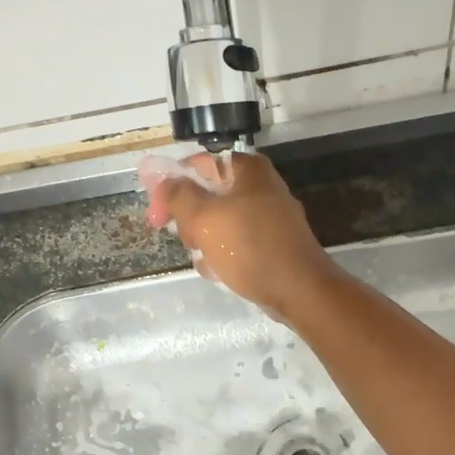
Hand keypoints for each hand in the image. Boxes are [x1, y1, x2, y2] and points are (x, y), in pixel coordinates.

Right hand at [143, 152, 346, 317]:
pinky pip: (235, 245)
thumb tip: (162, 180)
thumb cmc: (250, 248)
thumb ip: (178, 195)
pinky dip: (223, 256)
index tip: (155, 212)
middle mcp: (259, 187)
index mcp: (246, 169)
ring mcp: (267, 217)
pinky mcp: (270, 245)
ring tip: (205, 260)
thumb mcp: (205, 218)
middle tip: (184, 239)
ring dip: (203, 242)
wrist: (299, 291)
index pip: (197, 164)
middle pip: (207, 195)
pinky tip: (218, 273)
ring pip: (219, 223)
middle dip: (189, 219)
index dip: (170, 184)